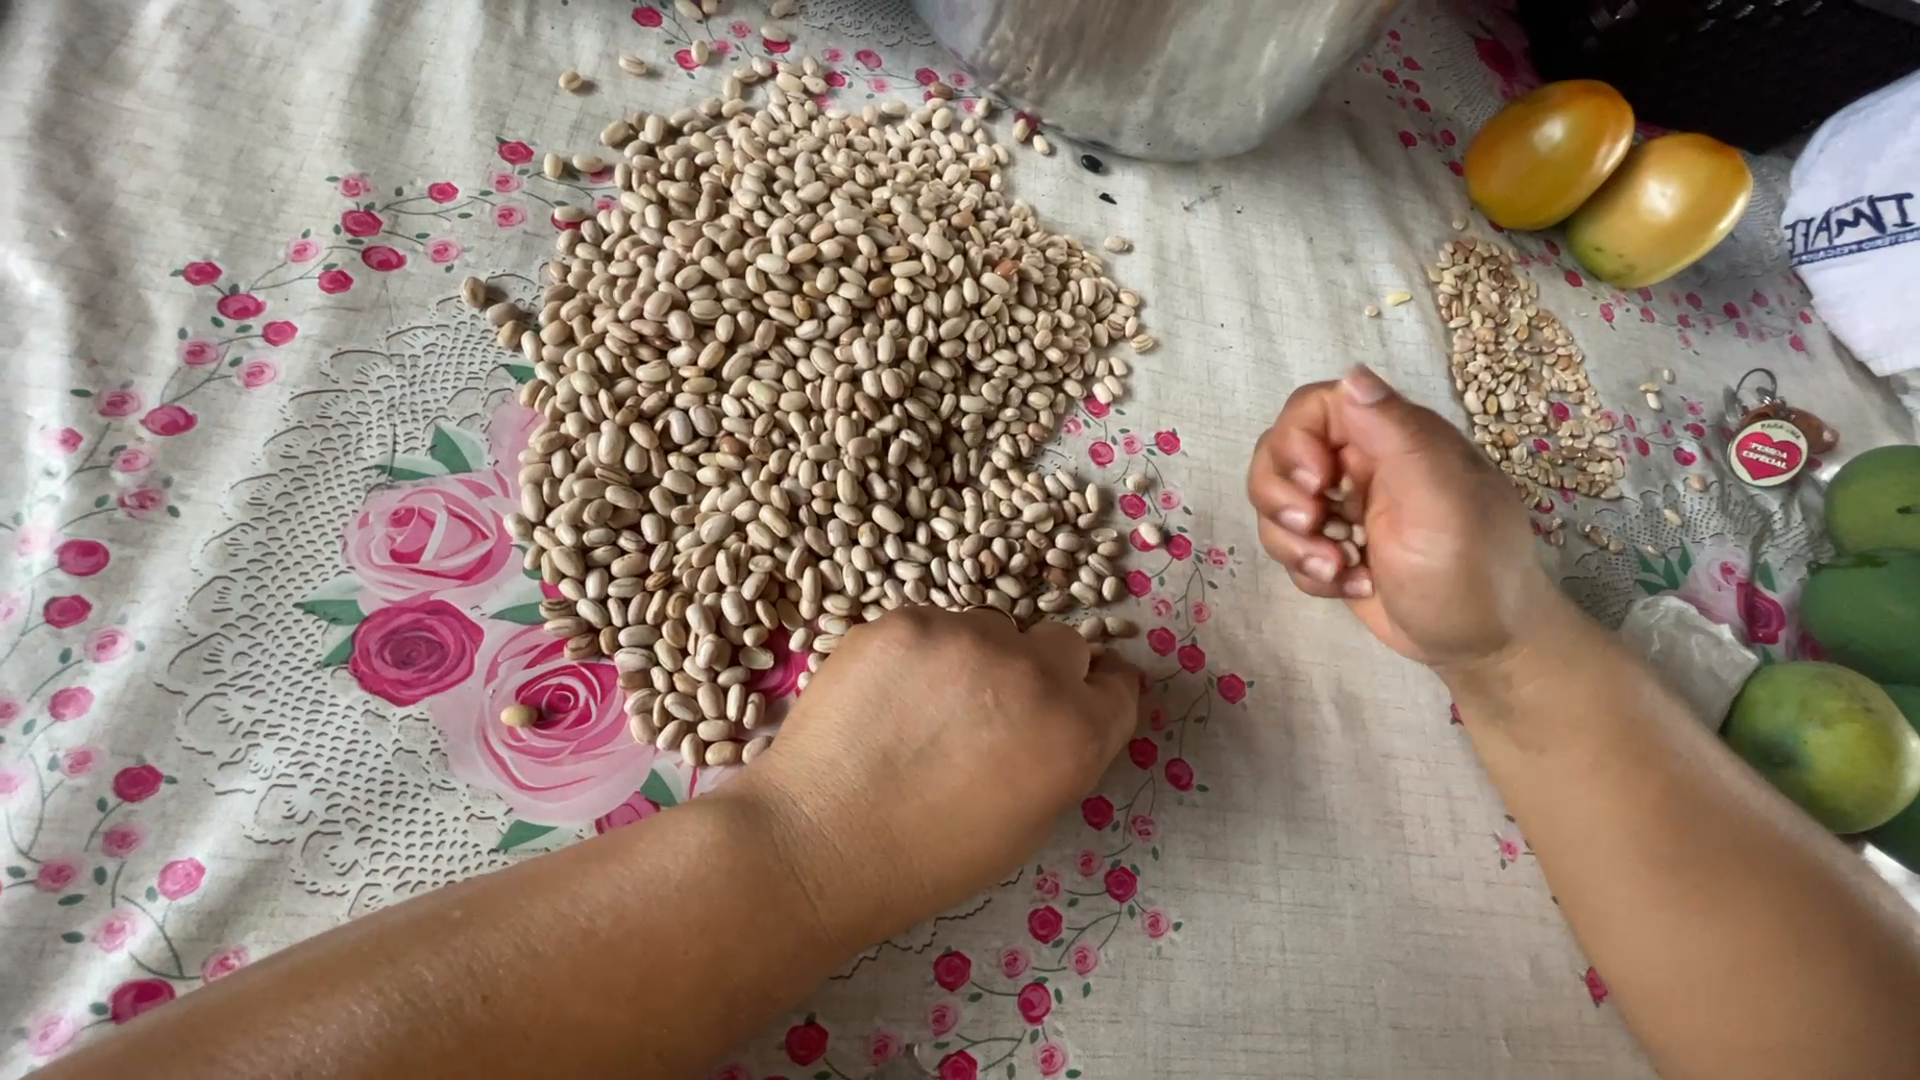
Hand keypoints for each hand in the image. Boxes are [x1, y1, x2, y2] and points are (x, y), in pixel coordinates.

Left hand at [729, 606, 1140, 948]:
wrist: (819, 844)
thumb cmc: (928, 858)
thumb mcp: (1027, 823)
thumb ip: (1063, 755)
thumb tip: (1069, 712)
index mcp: (1075, 732)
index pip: (1118, 685)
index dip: (1098, 692)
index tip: (1079, 698)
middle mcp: (1032, 672)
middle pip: (1064, 643)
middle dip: (1043, 670)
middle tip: (996, 706)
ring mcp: (966, 636)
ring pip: (994, 626)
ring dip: (980, 655)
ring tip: (930, 703)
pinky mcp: (906, 619)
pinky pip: (935, 623)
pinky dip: (924, 650)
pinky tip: (890, 692)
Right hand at [1245, 365, 1567, 670]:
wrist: (1481, 646)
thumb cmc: (1473, 570)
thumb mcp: (1442, 500)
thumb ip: (1398, 435)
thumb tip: (1352, 374)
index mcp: (1392, 439)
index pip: (1312, 408)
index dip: (1296, 440)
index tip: (1317, 482)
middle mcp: (1359, 466)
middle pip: (1276, 455)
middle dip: (1282, 498)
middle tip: (1315, 527)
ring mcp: (1340, 508)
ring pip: (1273, 504)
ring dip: (1294, 543)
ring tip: (1339, 569)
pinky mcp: (1327, 546)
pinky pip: (1285, 545)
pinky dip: (1308, 571)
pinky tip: (1350, 584)